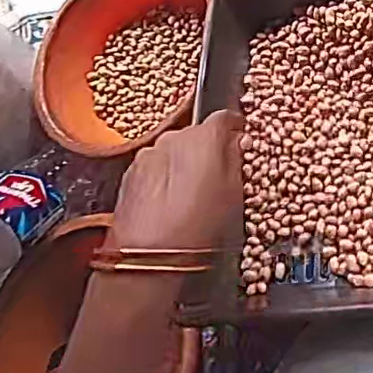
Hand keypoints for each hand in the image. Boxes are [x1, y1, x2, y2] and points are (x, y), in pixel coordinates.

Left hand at [105, 110, 242, 251]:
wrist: (149, 254)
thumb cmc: (199, 225)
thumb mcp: (235, 193)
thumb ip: (237, 158)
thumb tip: (238, 141)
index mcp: (206, 136)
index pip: (226, 117)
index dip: (236, 128)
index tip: (242, 139)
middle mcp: (175, 136)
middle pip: (198, 133)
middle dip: (209, 149)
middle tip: (219, 177)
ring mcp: (149, 153)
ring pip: (175, 149)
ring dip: (184, 163)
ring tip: (192, 195)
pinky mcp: (131, 172)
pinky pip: (156, 166)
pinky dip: (165, 177)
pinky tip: (171, 202)